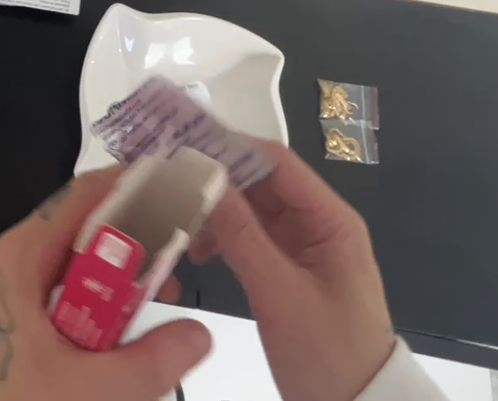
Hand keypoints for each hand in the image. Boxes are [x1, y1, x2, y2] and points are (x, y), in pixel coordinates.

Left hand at [0, 166, 212, 400]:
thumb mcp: (85, 389)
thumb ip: (148, 362)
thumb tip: (195, 335)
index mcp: (24, 255)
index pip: (83, 194)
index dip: (131, 186)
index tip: (172, 188)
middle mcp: (21, 259)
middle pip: (89, 225)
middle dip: (138, 237)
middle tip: (179, 251)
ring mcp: (22, 285)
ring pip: (84, 260)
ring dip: (125, 274)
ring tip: (161, 293)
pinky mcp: (27, 313)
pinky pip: (74, 290)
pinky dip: (106, 300)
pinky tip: (129, 326)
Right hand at [191, 139, 395, 400]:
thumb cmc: (329, 353)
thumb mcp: (280, 293)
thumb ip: (240, 233)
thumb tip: (202, 176)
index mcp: (329, 219)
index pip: (276, 161)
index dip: (231, 146)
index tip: (185, 144)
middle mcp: (315, 222)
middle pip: (258, 181)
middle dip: (215, 180)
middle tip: (168, 179)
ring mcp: (300, 245)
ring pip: (248, 208)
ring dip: (214, 211)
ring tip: (178, 221)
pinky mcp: (285, 267)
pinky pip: (247, 236)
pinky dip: (220, 237)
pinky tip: (196, 250)